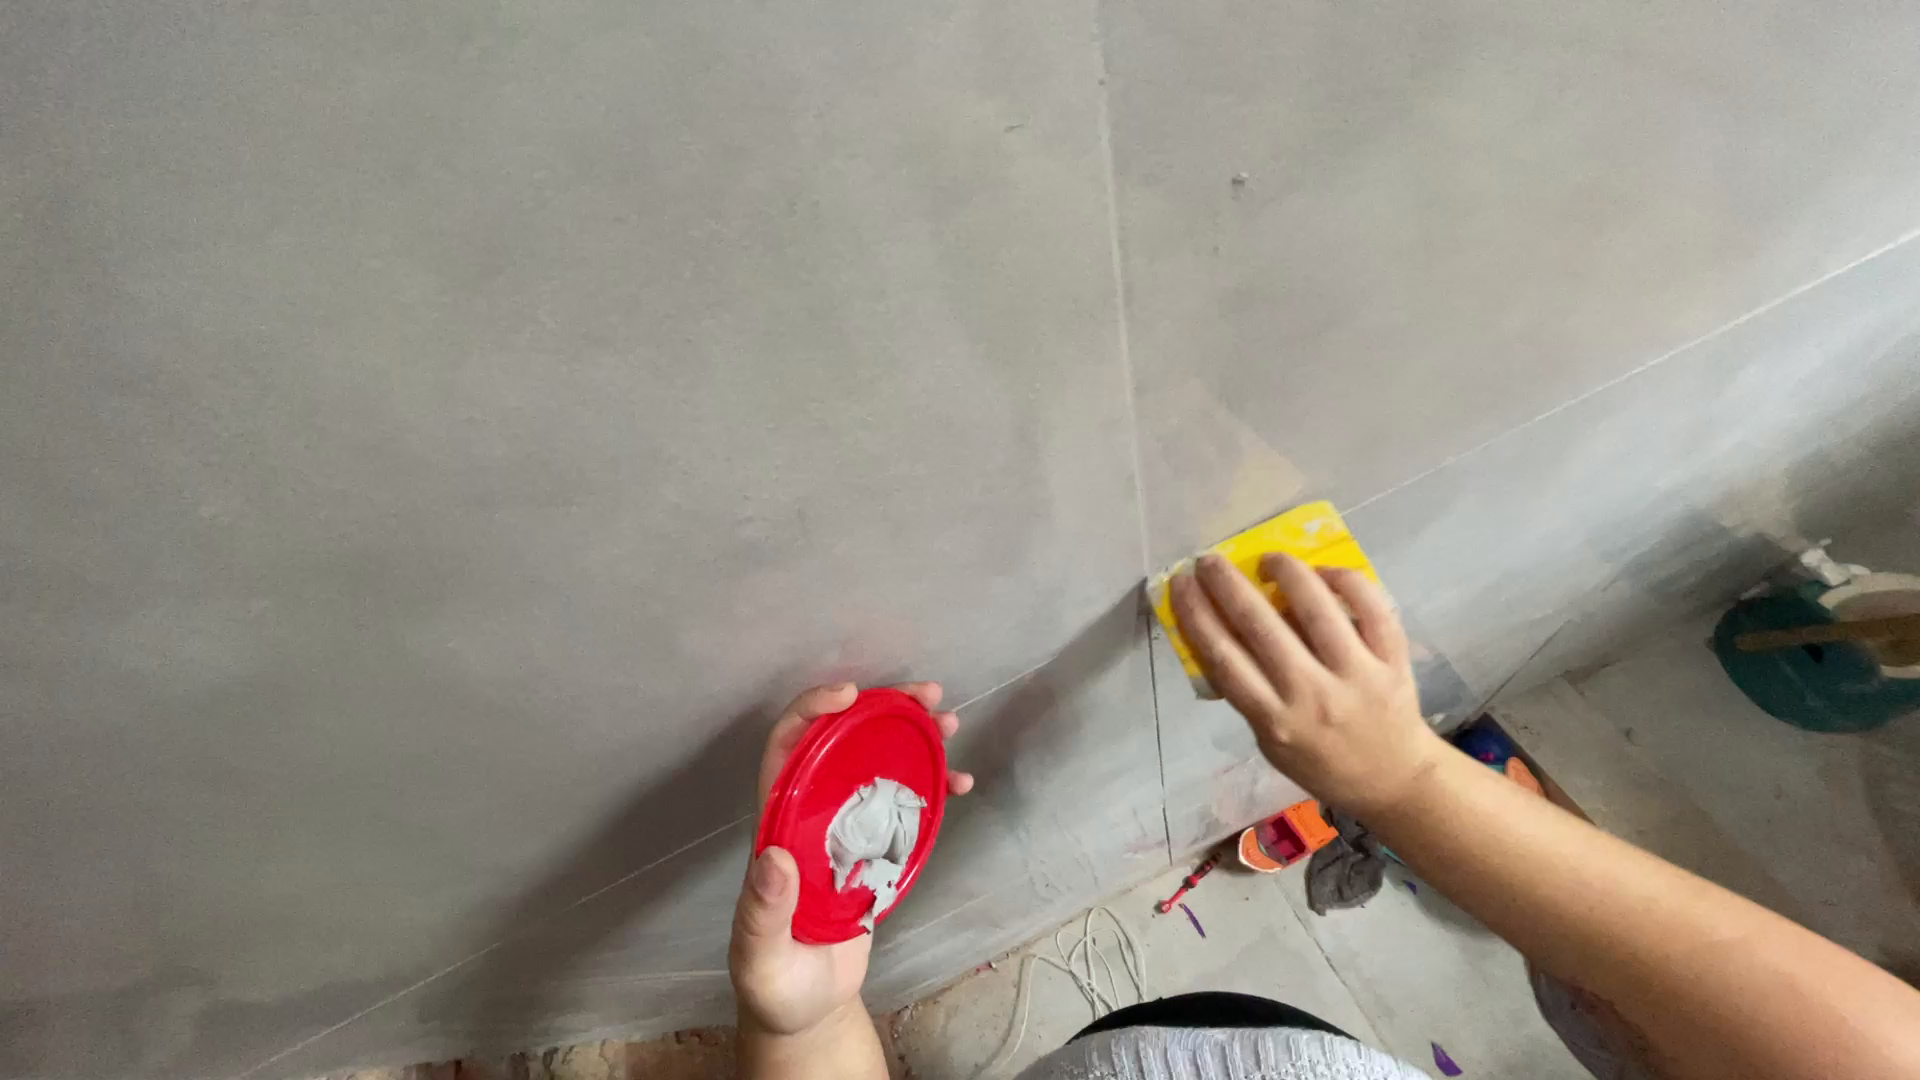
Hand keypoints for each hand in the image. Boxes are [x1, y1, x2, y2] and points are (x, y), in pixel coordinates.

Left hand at [729, 682, 974, 1036]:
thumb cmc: (776, 980)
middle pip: (845, 740)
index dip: (812, 711)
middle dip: (883, 708)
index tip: (848, 693)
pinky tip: (961, 782)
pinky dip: (935, 786)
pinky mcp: (879, 845)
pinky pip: (908, 802)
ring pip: (882, 762)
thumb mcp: (760, 954)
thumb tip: (772, 856)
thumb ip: (763, 912)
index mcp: (780, 820)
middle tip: (926, 695)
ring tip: (950, 723)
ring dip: (915, 736)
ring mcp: (850, 824)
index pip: (787, 747)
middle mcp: (815, 808)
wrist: (811, 1005)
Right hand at [1169, 552, 1442, 816]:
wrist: (1395, 781)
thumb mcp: (1267, 740)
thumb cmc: (1318, 760)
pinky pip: (1371, 609)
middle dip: (1227, 584)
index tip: (1181, 584)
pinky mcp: (1393, 662)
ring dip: (1286, 572)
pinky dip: (1346, 582)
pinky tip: (1323, 572)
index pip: (1223, 656)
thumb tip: (1219, 633)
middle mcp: (1312, 695)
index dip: (1196, 613)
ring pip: (1317, 608)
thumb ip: (1246, 692)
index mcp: (1274, 719)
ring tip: (1268, 559)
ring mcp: (1357, 676)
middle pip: (1260, 625)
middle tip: (1209, 560)